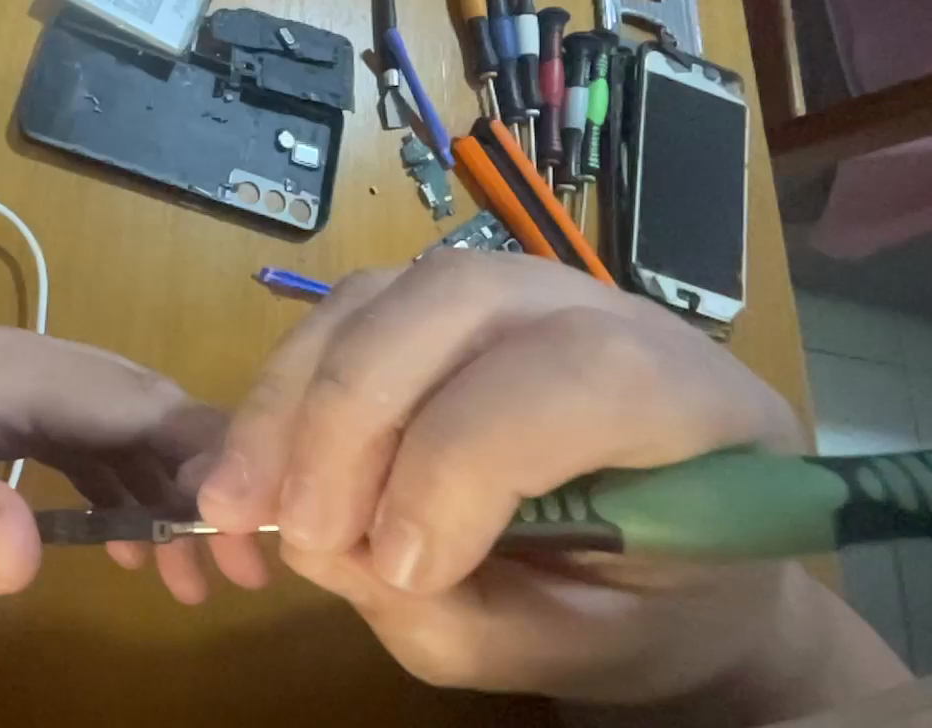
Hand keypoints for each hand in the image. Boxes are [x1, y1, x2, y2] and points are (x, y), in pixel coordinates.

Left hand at [0, 327, 264, 628]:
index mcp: (1, 369)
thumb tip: (26, 548)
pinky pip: (81, 447)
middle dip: (193, 475)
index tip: (245, 528)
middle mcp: (15, 364)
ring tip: (191, 571)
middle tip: (236, 563)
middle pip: (134, 405)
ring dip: (160, 489)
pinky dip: (117, 491)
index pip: (128, 398)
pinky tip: (129, 545)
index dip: (197, 454)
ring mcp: (4, 390)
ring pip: (114, 426)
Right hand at [197, 252, 804, 703]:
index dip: (464, 460)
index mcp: (690, 393)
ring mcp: (492, 285)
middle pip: (446, 300)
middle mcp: (588, 304)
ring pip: (371, 297)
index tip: (397, 566)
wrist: (655, 548)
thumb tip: (321, 544)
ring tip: (241, 495)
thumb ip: (455, 615)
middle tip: (295, 526)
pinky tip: (262, 452)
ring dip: (291, 396)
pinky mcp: (421, 298)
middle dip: (349, 416)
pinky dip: (283, 383)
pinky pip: (334, 314)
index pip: (577, 375)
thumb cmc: (635, 605)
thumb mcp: (569, 646)